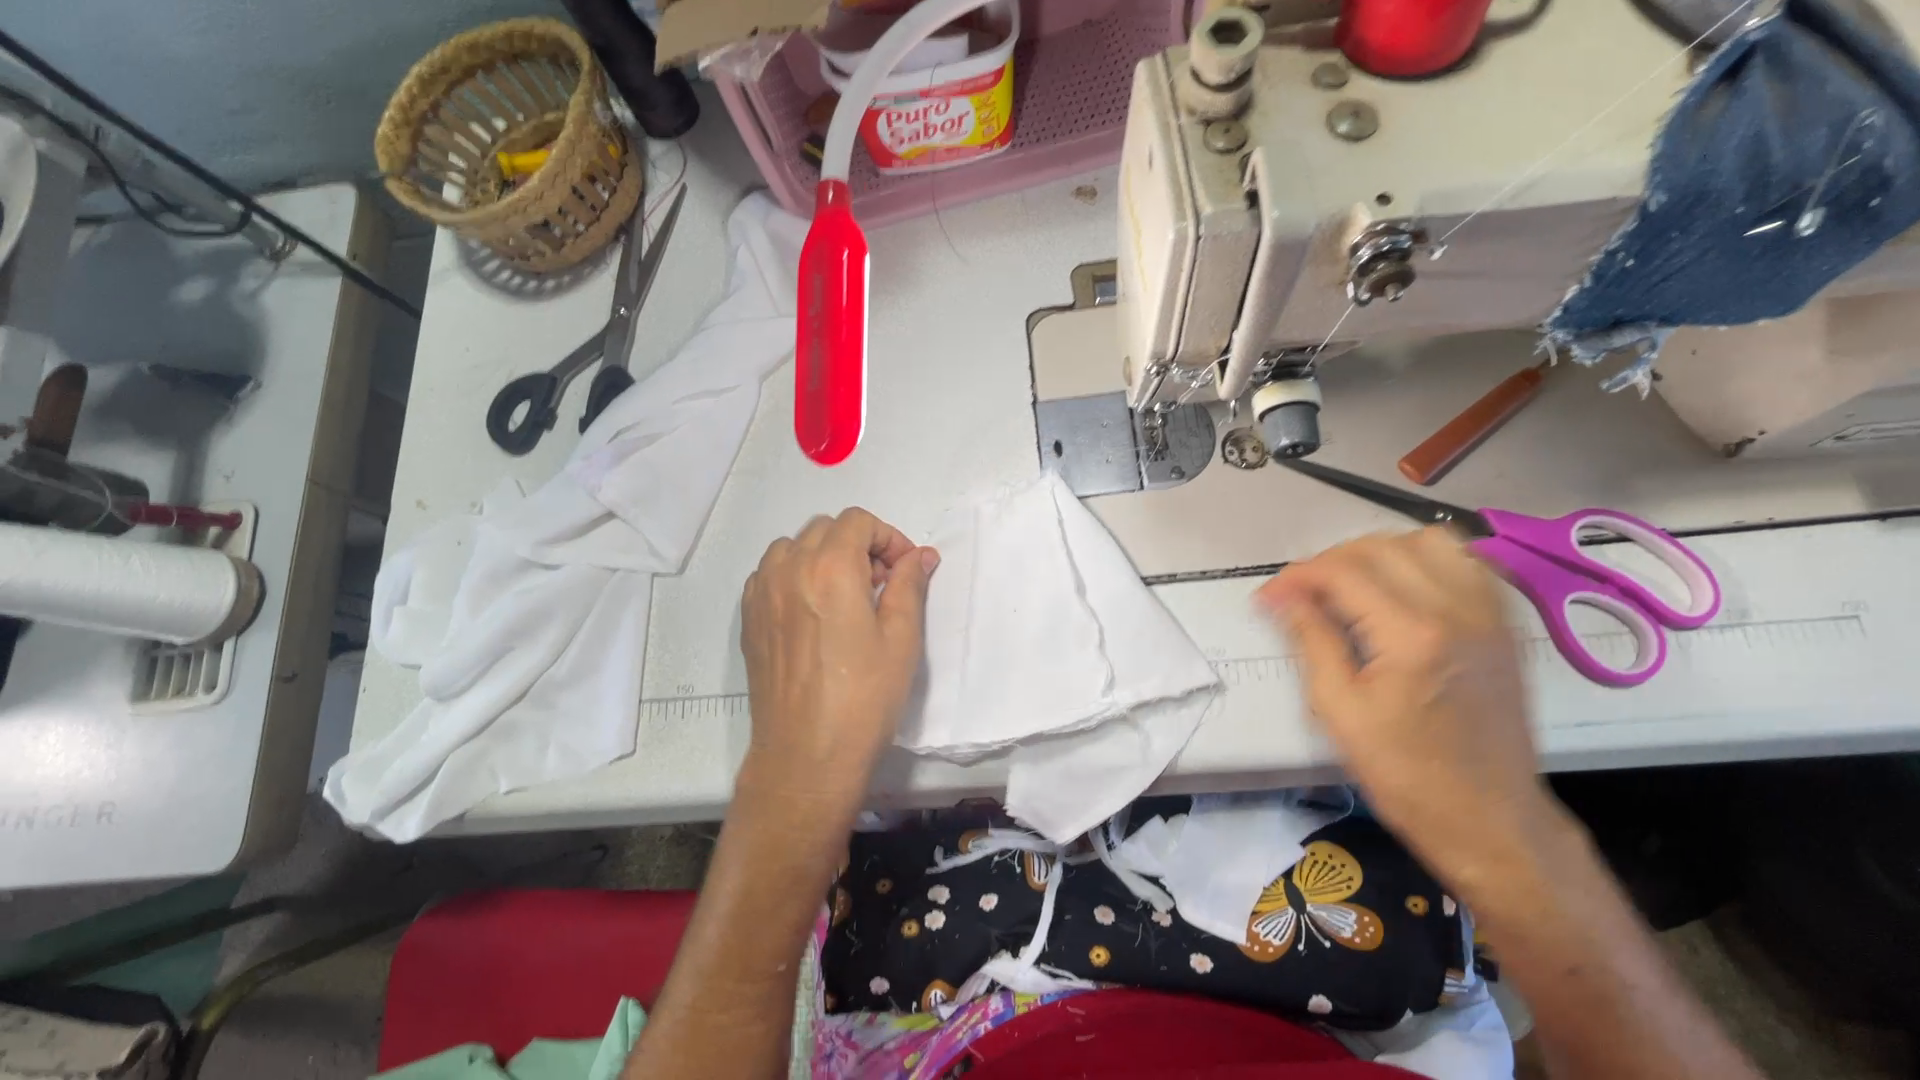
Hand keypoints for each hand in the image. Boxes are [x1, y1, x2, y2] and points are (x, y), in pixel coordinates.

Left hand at [738, 508, 937, 813]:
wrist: (807, 755)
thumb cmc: (864, 698)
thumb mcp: (902, 639)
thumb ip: (909, 586)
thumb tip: (920, 556)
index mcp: (830, 568)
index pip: (857, 521)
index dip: (887, 537)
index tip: (904, 570)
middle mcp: (788, 569)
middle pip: (824, 529)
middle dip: (858, 545)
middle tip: (881, 586)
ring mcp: (761, 594)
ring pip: (792, 548)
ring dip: (822, 557)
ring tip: (846, 597)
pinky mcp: (749, 620)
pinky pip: (770, 575)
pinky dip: (794, 577)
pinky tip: (813, 613)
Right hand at [1255, 527, 1561, 901]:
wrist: (1490, 818)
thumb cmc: (1405, 775)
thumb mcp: (1339, 712)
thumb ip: (1312, 641)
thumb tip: (1283, 597)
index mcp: (1411, 635)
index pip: (1342, 573)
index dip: (1295, 577)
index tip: (1266, 598)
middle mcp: (1457, 609)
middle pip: (1381, 547)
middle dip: (1329, 561)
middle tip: (1301, 595)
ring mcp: (1489, 613)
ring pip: (1429, 542)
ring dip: (1380, 552)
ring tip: (1351, 584)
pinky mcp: (1504, 624)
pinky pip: (1467, 562)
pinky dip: (1427, 561)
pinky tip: (1402, 588)